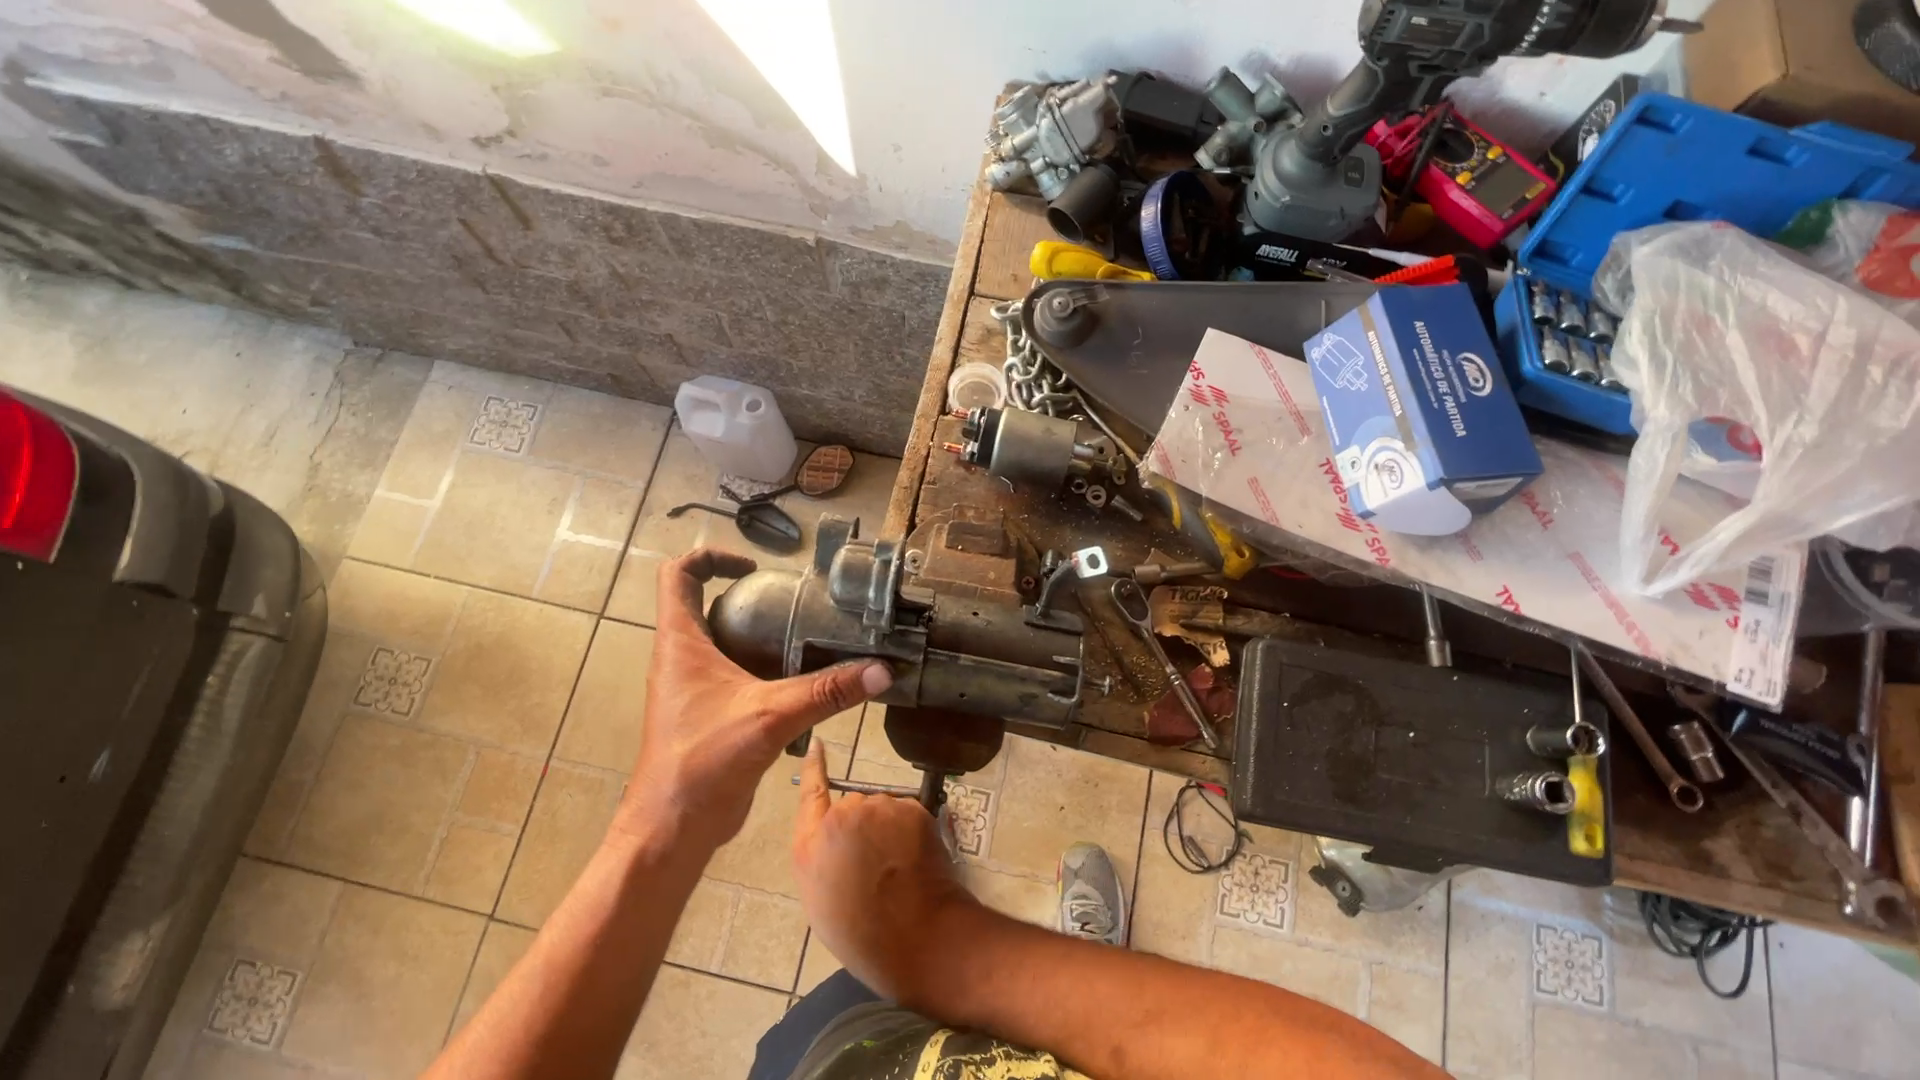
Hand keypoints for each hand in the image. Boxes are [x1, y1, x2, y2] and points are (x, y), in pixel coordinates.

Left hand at [617, 549, 891, 851]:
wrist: (673, 826)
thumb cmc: (703, 760)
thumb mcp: (770, 716)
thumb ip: (826, 692)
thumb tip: (881, 670)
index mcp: (680, 643)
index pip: (678, 575)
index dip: (711, 558)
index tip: (754, 568)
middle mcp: (680, 658)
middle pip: (706, 606)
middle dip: (748, 598)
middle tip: (793, 604)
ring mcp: (692, 688)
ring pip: (722, 643)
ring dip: (757, 635)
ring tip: (804, 637)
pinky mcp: (707, 715)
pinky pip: (734, 676)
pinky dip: (762, 669)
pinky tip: (799, 683)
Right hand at [792, 740, 979, 1004]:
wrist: (916, 936)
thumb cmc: (861, 933)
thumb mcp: (820, 899)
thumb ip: (821, 858)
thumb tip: (837, 844)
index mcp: (810, 843)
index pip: (810, 792)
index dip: (814, 767)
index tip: (818, 745)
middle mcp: (841, 816)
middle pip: (852, 804)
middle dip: (863, 826)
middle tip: (875, 864)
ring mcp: (879, 808)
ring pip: (884, 809)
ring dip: (889, 828)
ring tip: (897, 866)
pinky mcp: (912, 808)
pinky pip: (909, 813)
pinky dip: (912, 830)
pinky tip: (915, 859)